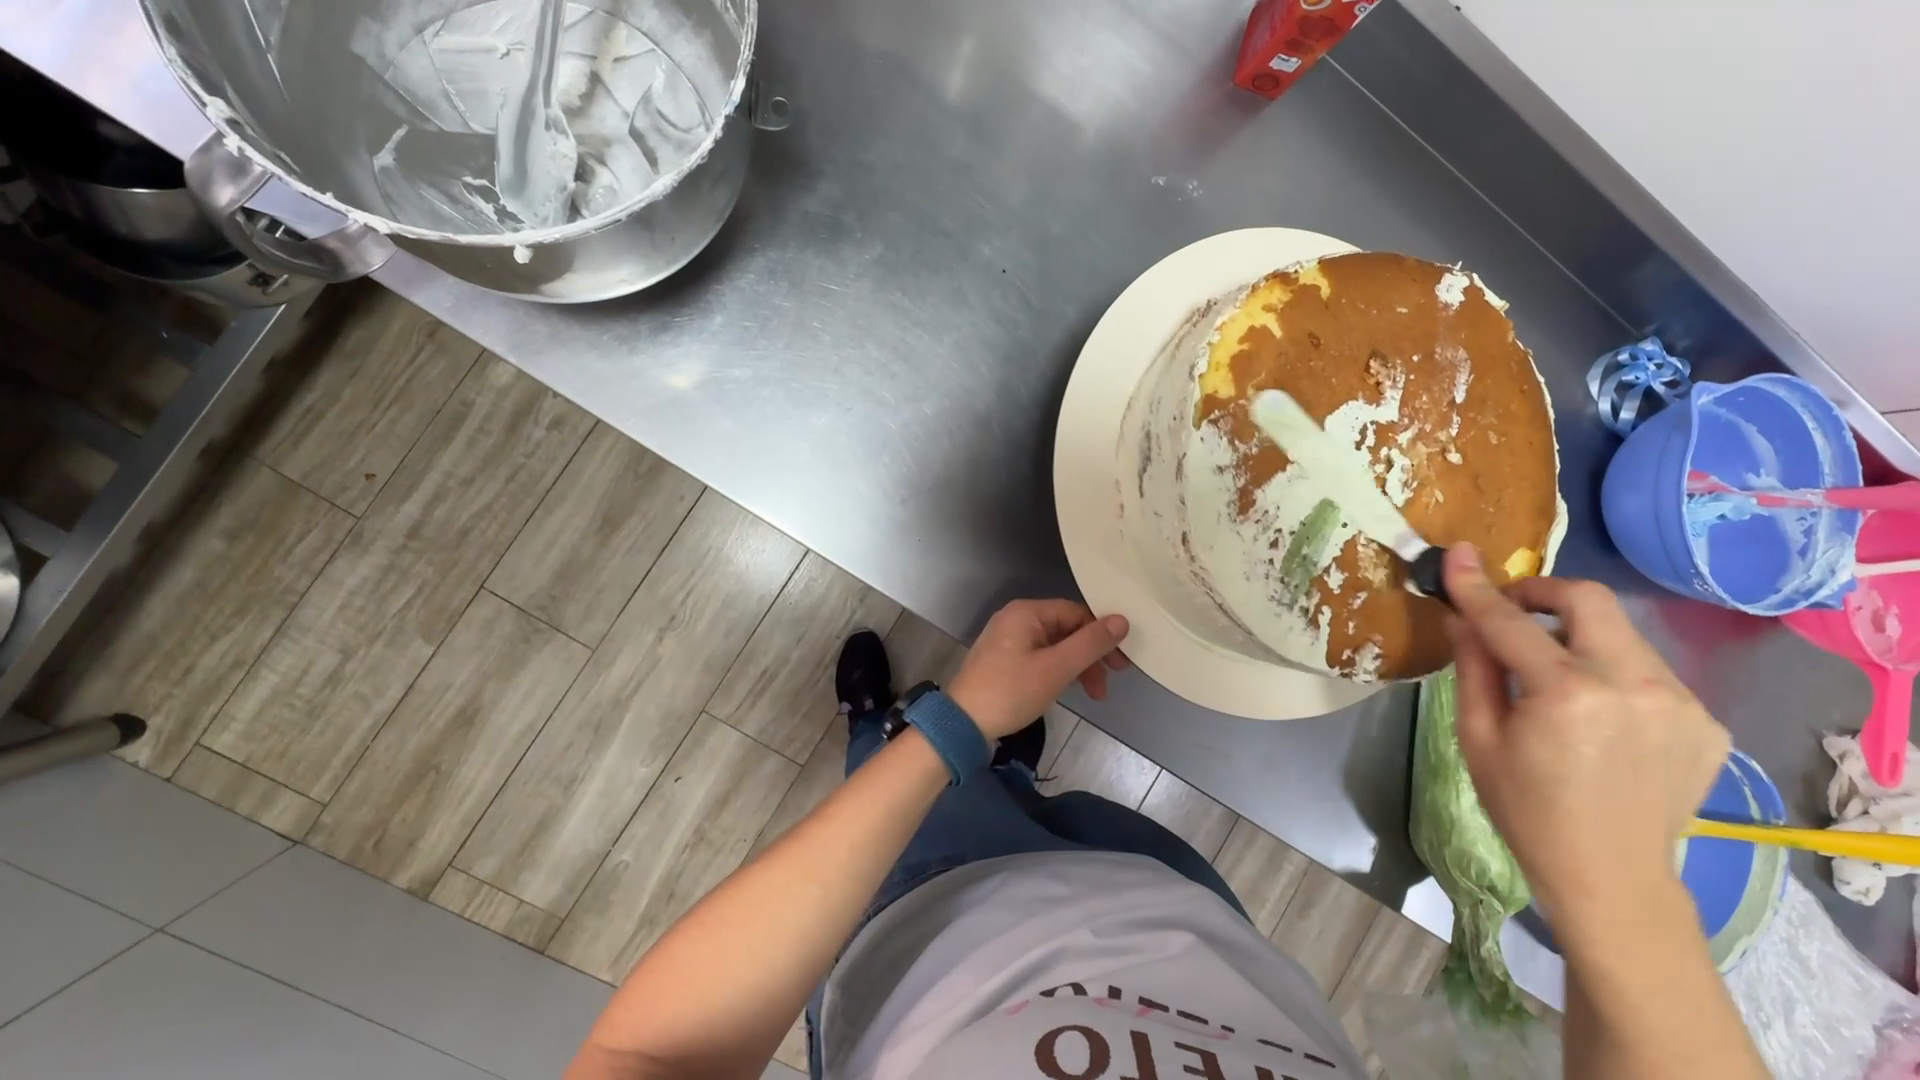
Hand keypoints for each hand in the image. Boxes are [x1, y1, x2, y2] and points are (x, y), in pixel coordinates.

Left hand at [945, 600, 1129, 739]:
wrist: (962, 722)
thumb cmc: (1011, 692)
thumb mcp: (1057, 668)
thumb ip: (1091, 644)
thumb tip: (1122, 620)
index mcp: (1026, 612)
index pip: (1076, 613)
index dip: (1102, 635)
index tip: (1121, 664)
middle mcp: (1016, 618)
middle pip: (1067, 629)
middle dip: (1090, 656)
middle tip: (1107, 685)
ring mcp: (1008, 639)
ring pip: (1055, 646)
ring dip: (1077, 667)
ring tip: (1093, 695)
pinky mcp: (1003, 660)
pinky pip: (1040, 657)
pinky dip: (1058, 671)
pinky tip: (1068, 690)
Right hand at [1442, 545, 1728, 936]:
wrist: (1611, 876)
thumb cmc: (1526, 810)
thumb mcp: (1478, 738)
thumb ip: (1473, 667)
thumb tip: (1461, 614)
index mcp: (1566, 695)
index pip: (1512, 621)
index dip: (1478, 587)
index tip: (1456, 555)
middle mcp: (1633, 684)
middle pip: (1590, 599)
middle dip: (1544, 592)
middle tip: (1513, 609)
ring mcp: (1681, 701)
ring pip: (1621, 634)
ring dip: (1577, 636)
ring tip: (1553, 673)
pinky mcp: (1706, 719)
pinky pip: (1648, 670)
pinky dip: (1611, 672)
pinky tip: (1596, 713)